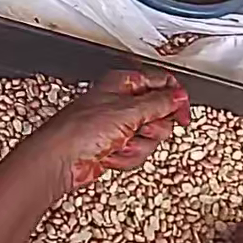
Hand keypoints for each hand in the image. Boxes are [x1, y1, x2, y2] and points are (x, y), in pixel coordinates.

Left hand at [32, 69, 190, 192]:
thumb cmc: (81, 129)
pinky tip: (111, 155)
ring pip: (151, 138)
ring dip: (138, 146)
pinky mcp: (116, 148)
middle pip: (161, 114)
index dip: (175, 98)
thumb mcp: (128, 111)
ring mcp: (120, 127)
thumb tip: (178, 96)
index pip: (162, 83)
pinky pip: (138, 153)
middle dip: (153, 128)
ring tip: (120, 144)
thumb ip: (159, 103)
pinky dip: (127, 158)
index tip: (182, 113)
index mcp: (124, 83)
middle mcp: (123, 103)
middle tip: (140, 129)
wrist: (60, 159)